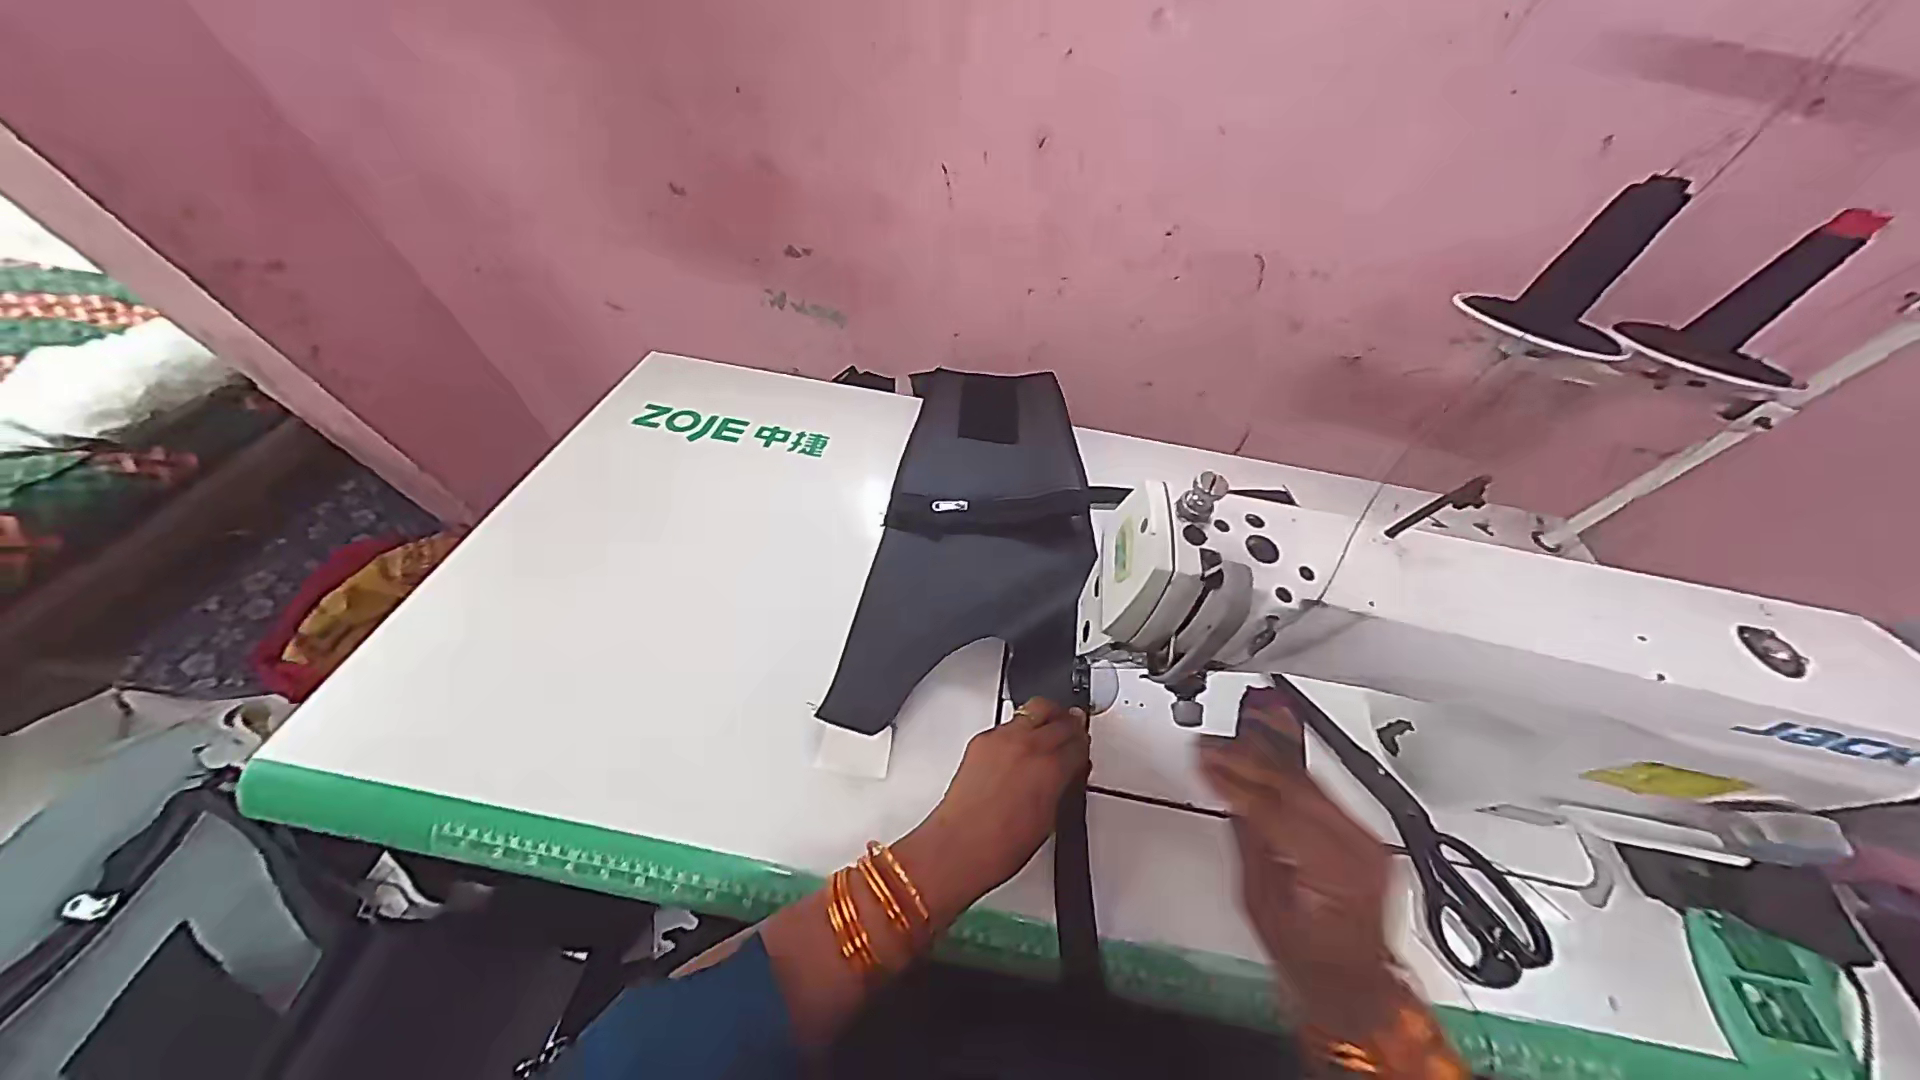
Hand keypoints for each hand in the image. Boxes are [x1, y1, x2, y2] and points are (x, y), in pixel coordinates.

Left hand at [899, 698, 1089, 920]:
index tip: (1082, 748)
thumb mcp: (1049, 820)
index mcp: (1051, 768)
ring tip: (1052, 721)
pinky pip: (1008, 723)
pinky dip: (1019, 726)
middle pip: (1060, 719)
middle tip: (1074, 727)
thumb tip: (1066, 775)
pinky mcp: (981, 739)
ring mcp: (1003, 739)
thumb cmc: (1000, 844)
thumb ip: (1061, 786)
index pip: (1078, 743)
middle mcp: (1027, 746)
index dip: (1083, 745)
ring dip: (1048, 714)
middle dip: (1071, 724)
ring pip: (1034, 709)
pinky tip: (1021, 739)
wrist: (961, 845)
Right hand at [1200, 687, 1398, 1029]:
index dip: (1233, 779)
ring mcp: (1369, 838)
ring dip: (1265, 755)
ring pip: (1307, 778)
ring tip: (1231, 739)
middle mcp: (1360, 848)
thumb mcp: (1258, 899)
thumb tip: (1226, 790)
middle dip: (1246, 758)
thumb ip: (1246, 838)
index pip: (1274, 806)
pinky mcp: (1367, 831)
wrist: (1352, 977)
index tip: (1205, 760)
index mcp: (1334, 870)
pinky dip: (1286, 768)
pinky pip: (1320, 787)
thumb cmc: (1307, 953)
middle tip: (1212, 742)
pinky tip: (1264, 751)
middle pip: (1294, 783)